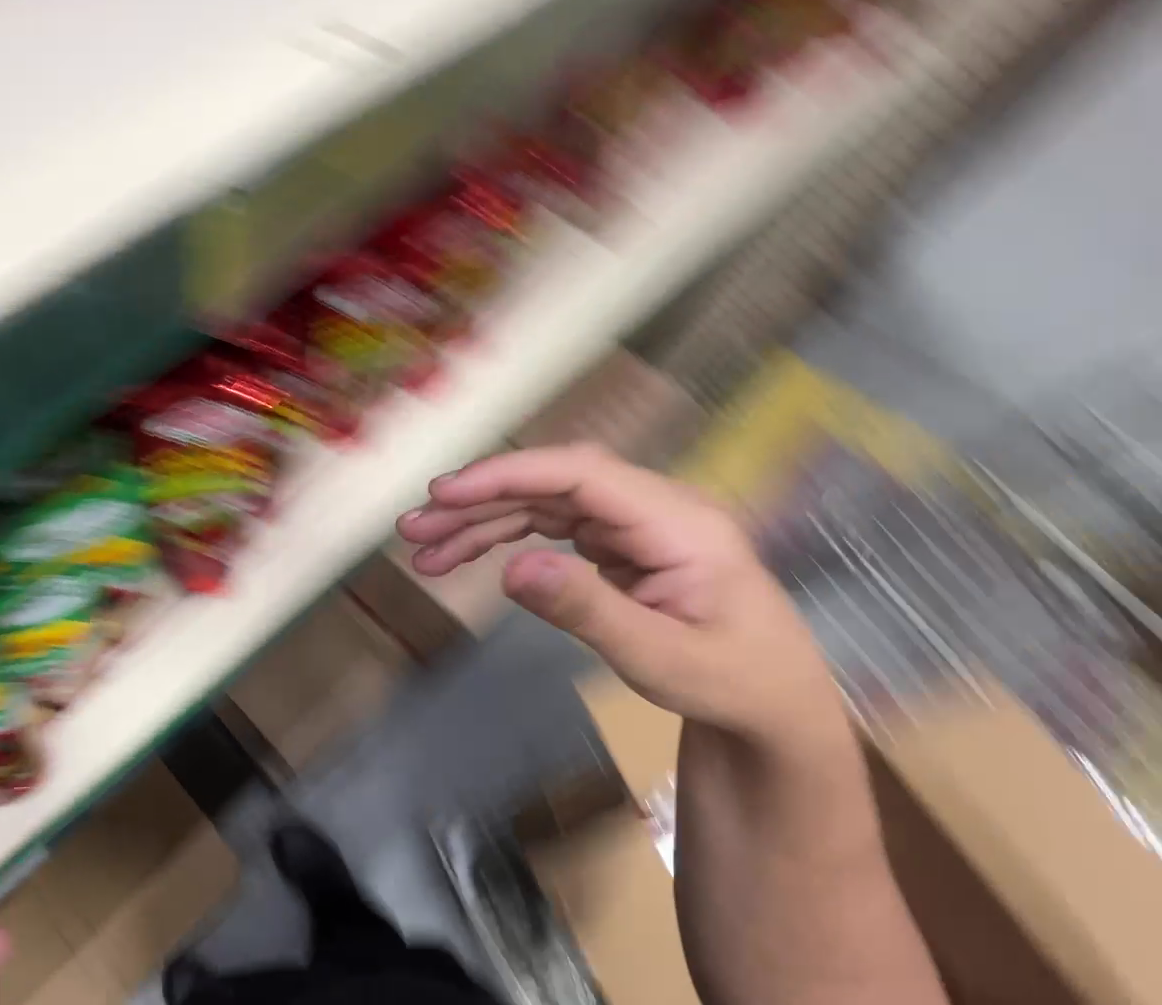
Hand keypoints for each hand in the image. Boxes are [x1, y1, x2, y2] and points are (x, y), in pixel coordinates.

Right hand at [397, 444, 845, 745]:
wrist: (770, 711)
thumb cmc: (733, 686)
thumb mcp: (662, 660)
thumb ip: (589, 611)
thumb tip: (513, 568)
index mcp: (679, 522)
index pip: (580, 474)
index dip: (508, 475)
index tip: (445, 492)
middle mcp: (652, 509)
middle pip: (550, 485)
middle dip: (478, 502)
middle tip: (413, 529)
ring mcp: (632, 526)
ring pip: (541, 505)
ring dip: (480, 523)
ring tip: (424, 551)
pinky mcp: (616, 546)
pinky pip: (548, 530)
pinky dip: (502, 541)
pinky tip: (463, 557)